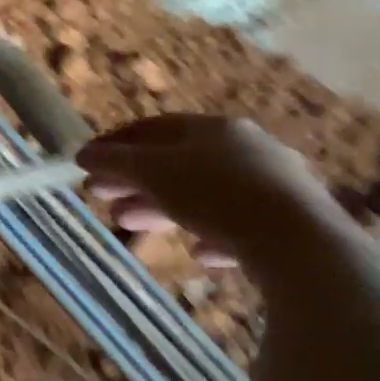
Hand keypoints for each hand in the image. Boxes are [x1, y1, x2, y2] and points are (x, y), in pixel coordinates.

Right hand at [78, 114, 352, 276]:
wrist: (298, 241)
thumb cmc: (211, 192)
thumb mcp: (147, 170)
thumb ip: (110, 160)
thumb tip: (82, 154)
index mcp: (212, 128)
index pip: (150, 128)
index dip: (112, 143)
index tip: (85, 163)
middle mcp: (246, 149)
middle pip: (174, 163)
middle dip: (131, 181)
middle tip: (99, 196)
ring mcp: (272, 185)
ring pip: (202, 194)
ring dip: (160, 208)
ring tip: (130, 225)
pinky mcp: (289, 220)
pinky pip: (238, 223)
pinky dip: (210, 234)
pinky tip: (197, 252)